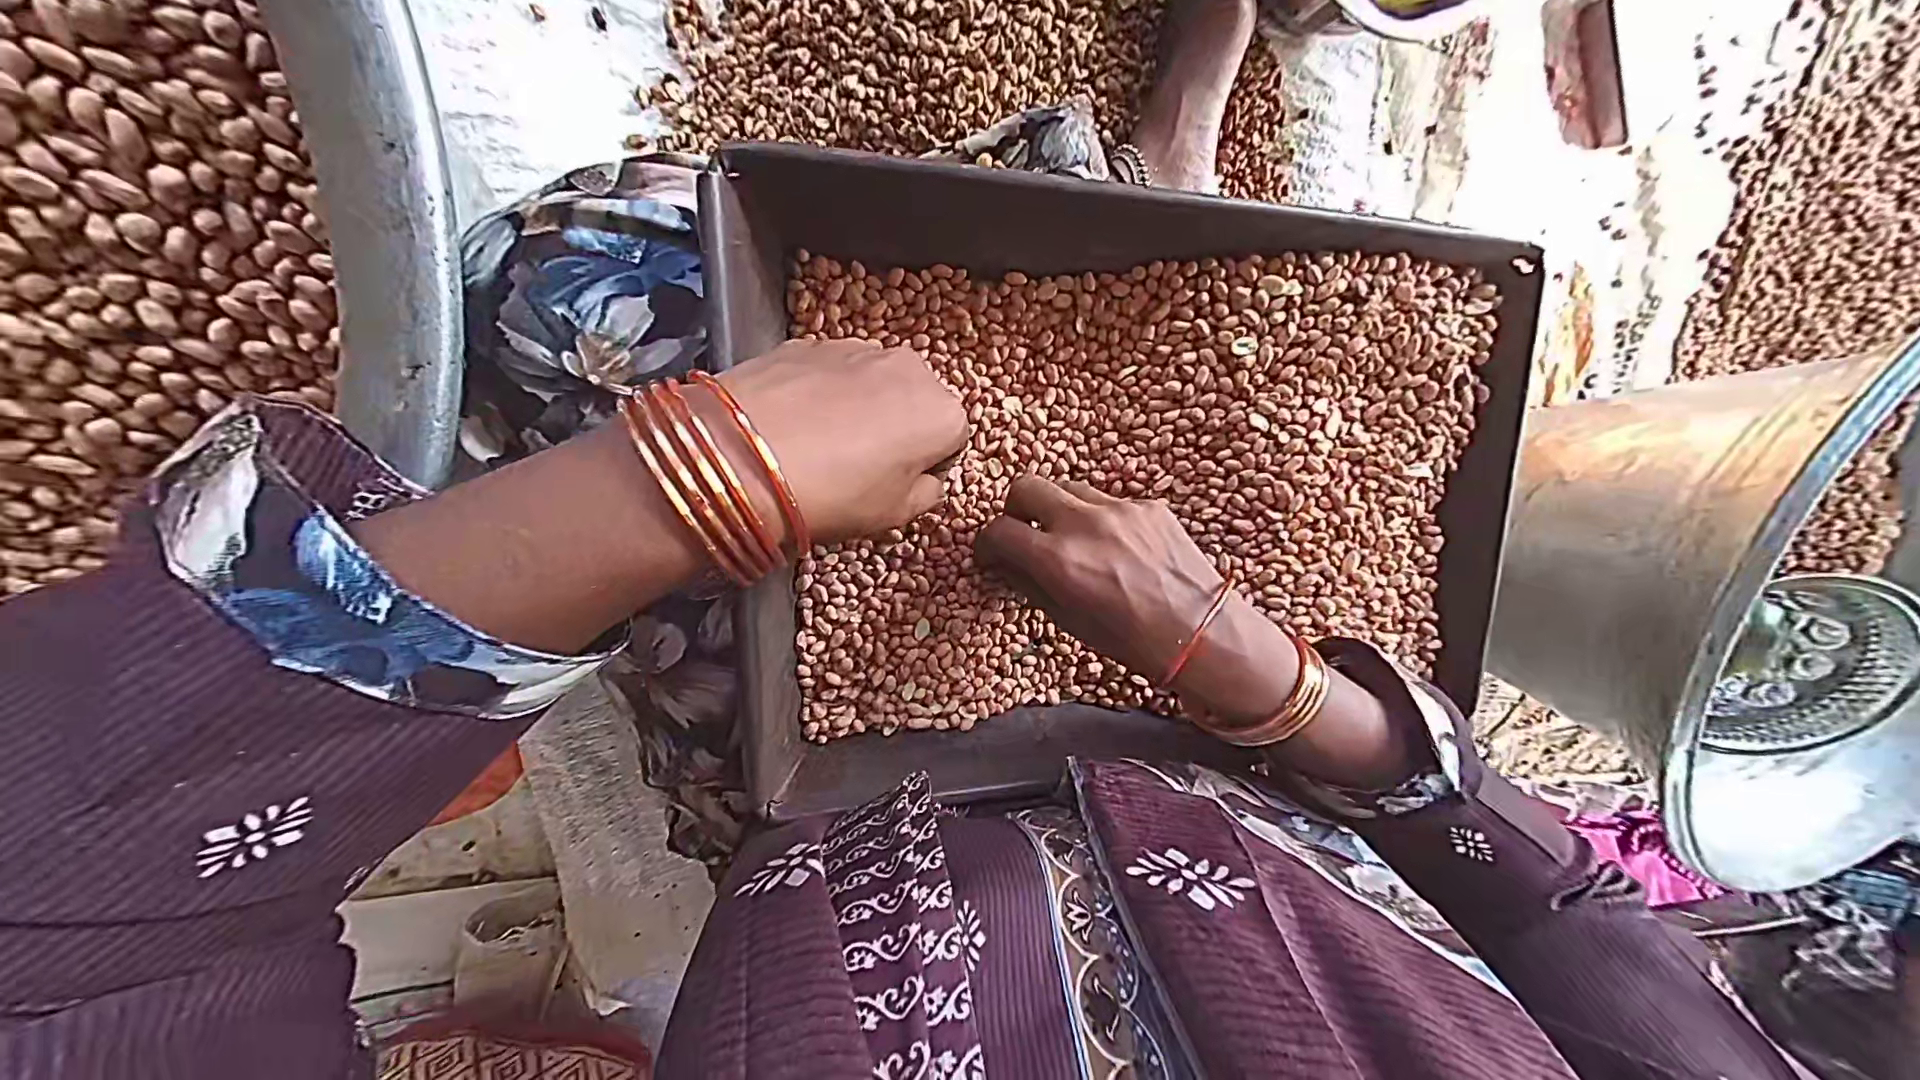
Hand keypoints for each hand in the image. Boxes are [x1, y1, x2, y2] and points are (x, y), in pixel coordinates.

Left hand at [707, 340, 968, 545]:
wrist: (739, 455)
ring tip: (825, 444)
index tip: (899, 484)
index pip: (954, 440)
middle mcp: (910, 367)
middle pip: (917, 403)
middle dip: (900, 428)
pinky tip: (798, 423)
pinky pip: (834, 371)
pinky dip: (825, 392)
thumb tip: (927, 479)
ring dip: (864, 407)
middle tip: (862, 466)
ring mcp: (857, 347)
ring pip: (876, 383)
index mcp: (943, 412)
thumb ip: (928, 494)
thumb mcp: (895, 515)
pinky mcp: (810, 341)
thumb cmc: (833, 494)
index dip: (928, 466)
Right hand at [975, 475, 1422, 787]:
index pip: (999, 531)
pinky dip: (1097, 518)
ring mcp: (1120, 508)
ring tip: (1069, 539)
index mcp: (1059, 560)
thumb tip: (1005, 563)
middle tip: (1022, 533)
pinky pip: (1107, 500)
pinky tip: (1113, 547)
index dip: (986, 543)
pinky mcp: (1148, 505)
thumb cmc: (1133, 642)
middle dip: (1014, 509)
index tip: (990, 554)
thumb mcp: (1069, 620)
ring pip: (1067, 487)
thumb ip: (1030, 584)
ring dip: (1056, 509)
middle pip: (1025, 486)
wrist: (1206, 635)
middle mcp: (1085, 524)